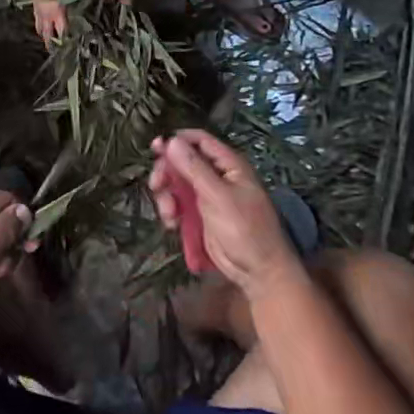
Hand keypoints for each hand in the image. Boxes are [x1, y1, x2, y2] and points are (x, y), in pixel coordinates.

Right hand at [25, 0, 74, 44]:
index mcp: (57, 12)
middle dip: (51, 43)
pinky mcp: (35, 5)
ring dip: (44, 36)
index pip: (62, 30)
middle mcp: (47, 15)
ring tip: (48, 44)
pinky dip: (39, 26)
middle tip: (56, 52)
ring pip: (40, 28)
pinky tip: (41, 26)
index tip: (71, 48)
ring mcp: (39, 11)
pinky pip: (36, 20)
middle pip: (48, 33)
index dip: (66, 39)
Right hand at [149, 130, 303, 299]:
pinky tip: (172, 224)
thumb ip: (194, 168)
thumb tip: (171, 140)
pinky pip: (179, 205)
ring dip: (167, 196)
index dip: (177, 140)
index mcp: (229, 165)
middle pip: (183, 162)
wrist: (258, 272)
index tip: (156, 147)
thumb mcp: (219, 196)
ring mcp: (208, 196)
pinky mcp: (200, 216)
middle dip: (167, 172)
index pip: (199, 140)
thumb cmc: (246, 229)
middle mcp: (217, 176)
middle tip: (156, 184)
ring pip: (177, 184)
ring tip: (169, 213)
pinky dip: (172, 211)